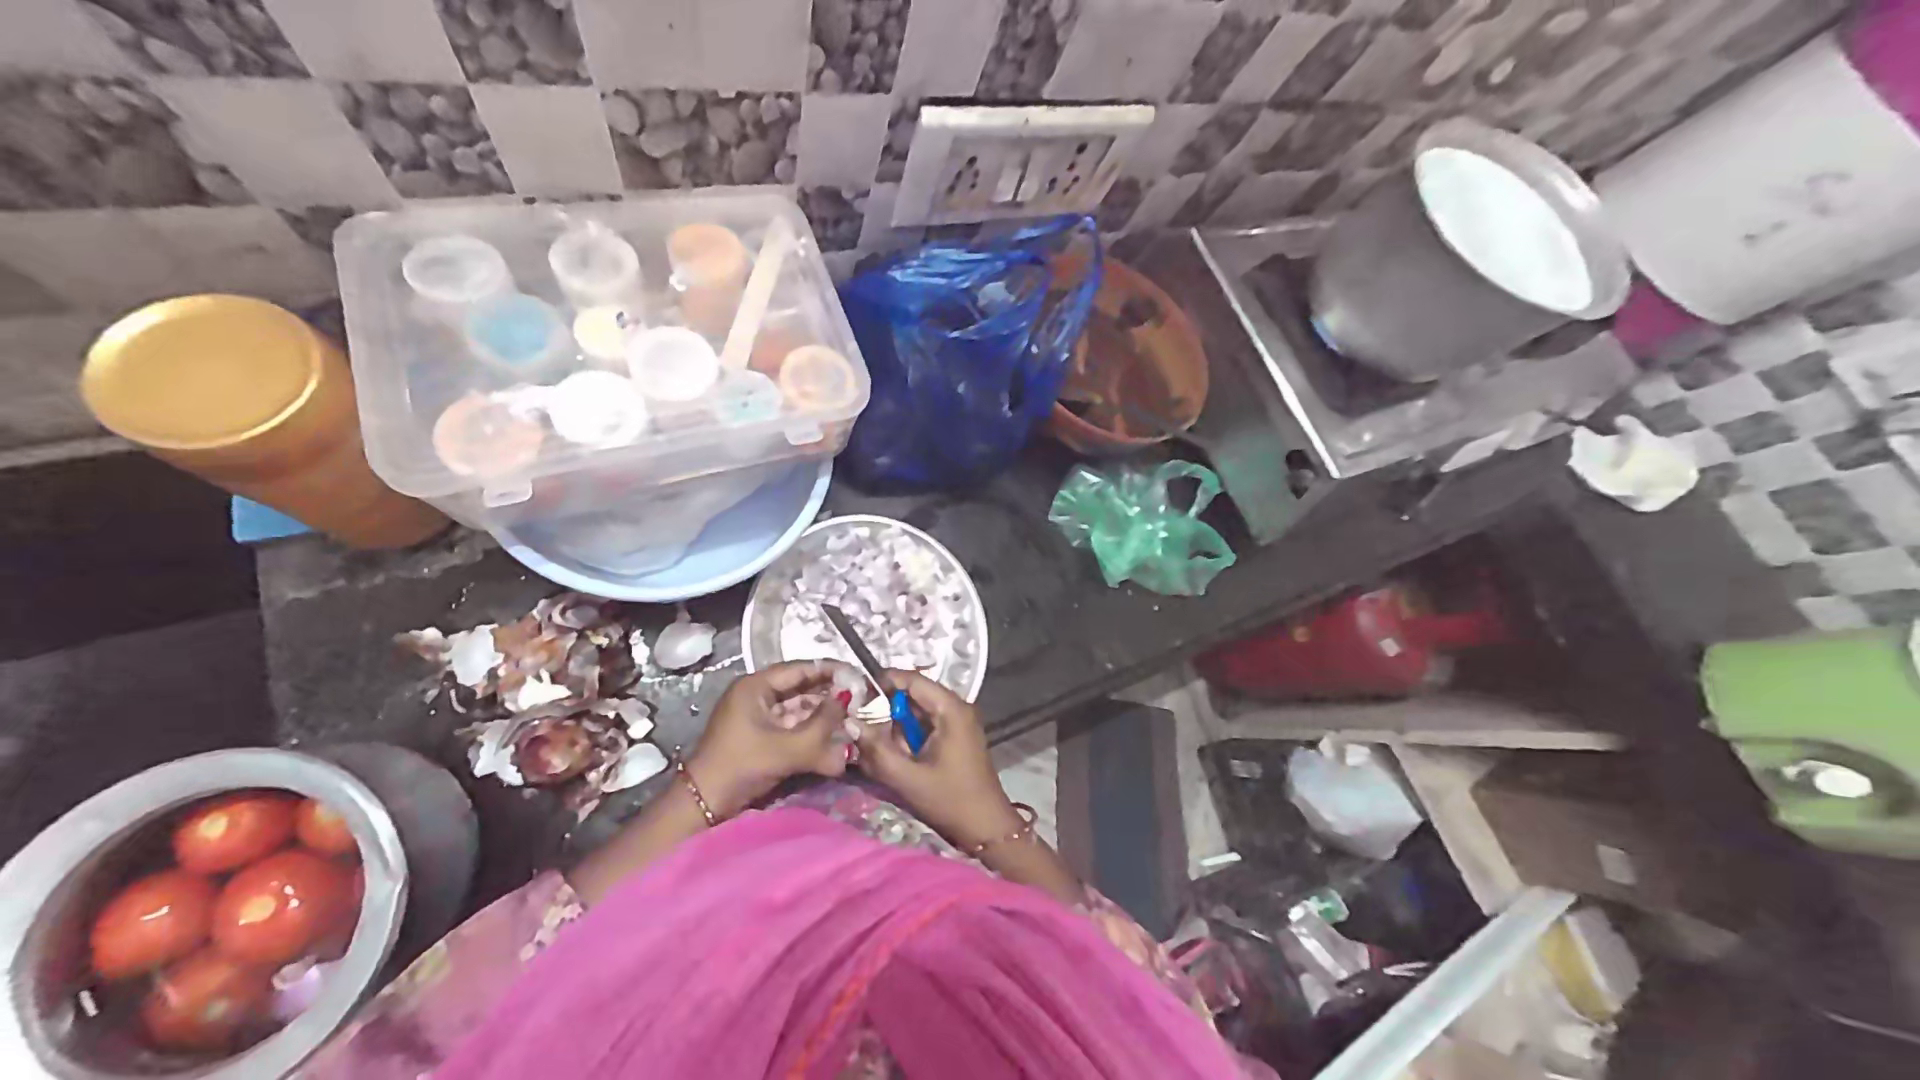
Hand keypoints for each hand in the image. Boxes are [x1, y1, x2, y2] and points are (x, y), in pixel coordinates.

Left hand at [687, 661, 852, 816]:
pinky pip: (793, 727)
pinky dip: (813, 732)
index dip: (831, 671)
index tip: (857, 677)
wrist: (705, 806)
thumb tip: (848, 700)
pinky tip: (835, 739)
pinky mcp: (761, 737)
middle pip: (801, 688)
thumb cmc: (742, 767)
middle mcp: (756, 695)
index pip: (800, 669)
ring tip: (852, 721)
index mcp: (755, 686)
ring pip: (799, 709)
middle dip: (830, 696)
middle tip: (860, 701)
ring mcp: (758, 717)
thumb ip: (822, 724)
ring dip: (824, 716)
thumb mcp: (787, 748)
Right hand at [855, 670, 1020, 847]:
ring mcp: (959, 722)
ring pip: (918, 711)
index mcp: (950, 709)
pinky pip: (926, 725)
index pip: (912, 679)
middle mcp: (957, 708)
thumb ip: (875, 749)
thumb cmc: (950, 800)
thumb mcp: (907, 777)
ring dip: (899, 727)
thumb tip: (849, 722)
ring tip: (883, 748)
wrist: (986, 827)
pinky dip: (910, 736)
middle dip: (888, 709)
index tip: (856, 692)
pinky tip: (900, 757)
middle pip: (914, 695)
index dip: (883, 681)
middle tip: (863, 725)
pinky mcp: (957, 736)